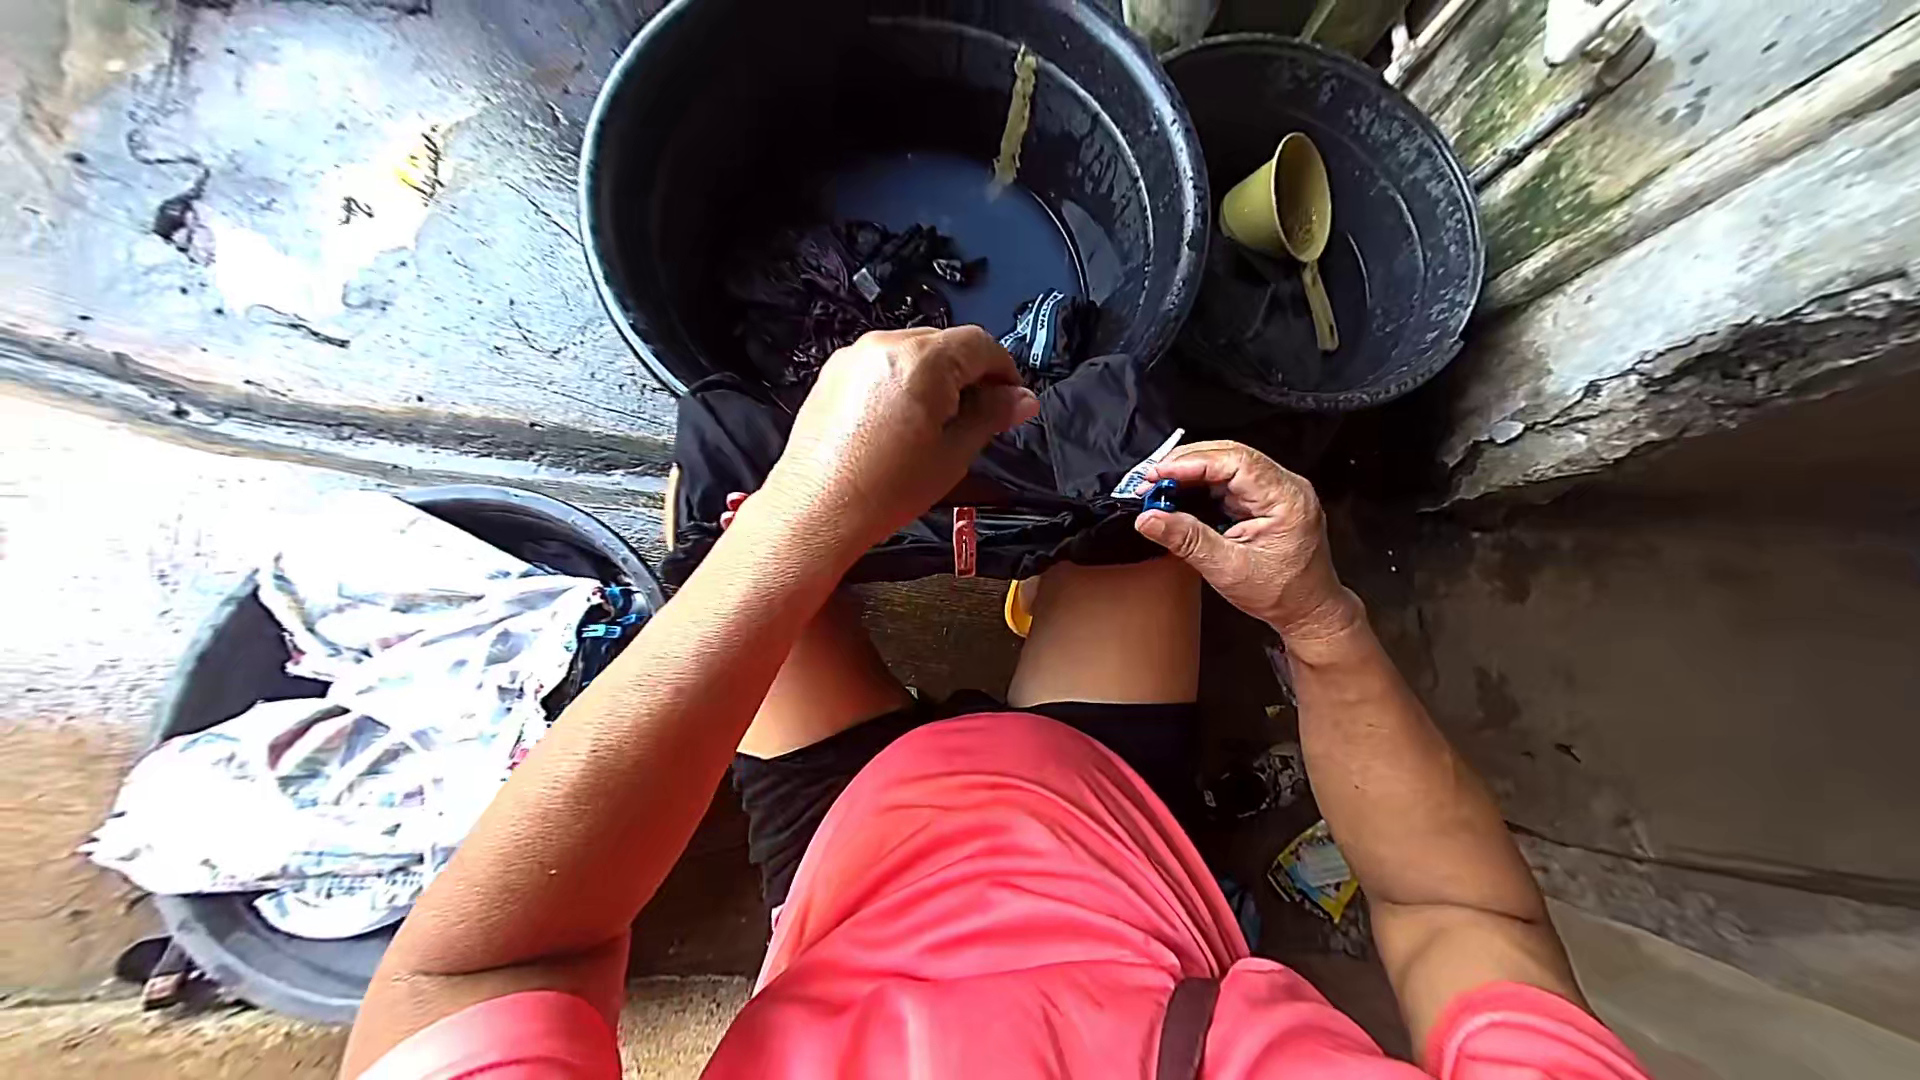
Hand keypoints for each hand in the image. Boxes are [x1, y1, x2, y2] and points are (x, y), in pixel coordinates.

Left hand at [757, 327, 1038, 557]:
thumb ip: (991, 416)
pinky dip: (903, 382)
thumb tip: (1022, 399)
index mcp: (922, 361)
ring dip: (936, 378)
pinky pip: (883, 364)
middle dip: (969, 375)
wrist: (816, 511)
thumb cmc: (885, 490)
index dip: (1004, 371)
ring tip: (936, 425)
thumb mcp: (953, 454)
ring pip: (914, 352)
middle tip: (978, 417)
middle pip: (947, 344)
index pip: (981, 344)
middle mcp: (885, 344)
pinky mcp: (834, 372)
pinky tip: (901, 422)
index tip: (1011, 400)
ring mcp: (855, 356)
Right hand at [1134, 441, 1360, 649]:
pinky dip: (1197, 484)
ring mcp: (1273, 491)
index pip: (1235, 461)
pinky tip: (1178, 494)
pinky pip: (1225, 479)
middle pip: (1227, 455)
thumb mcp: (1228, 569)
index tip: (1158, 474)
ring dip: (1188, 472)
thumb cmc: (1282, 593)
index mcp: (1286, 498)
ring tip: (1158, 487)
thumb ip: (1187, 540)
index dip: (1191, 463)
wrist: (1307, 611)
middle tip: (1151, 480)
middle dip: (1184, 463)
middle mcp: (1284, 487)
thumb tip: (1150, 519)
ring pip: (1224, 463)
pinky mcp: (1260, 499)